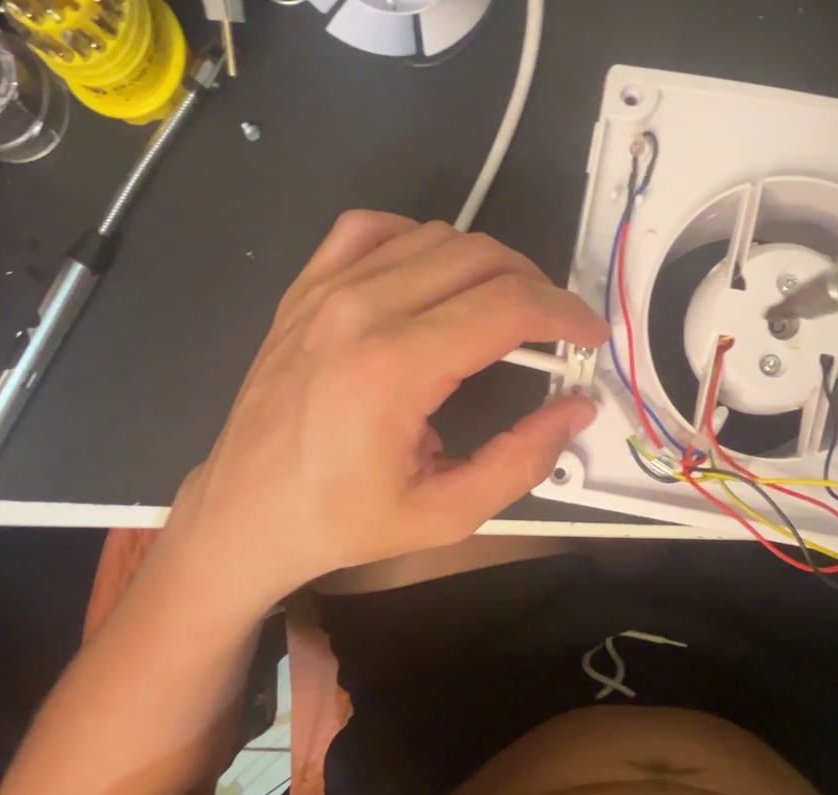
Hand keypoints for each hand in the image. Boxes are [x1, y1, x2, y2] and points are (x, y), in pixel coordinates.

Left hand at [165, 211, 608, 600]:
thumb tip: (575, 409)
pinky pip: (368, 230)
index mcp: (396, 368)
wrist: (247, 515)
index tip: (590, 334)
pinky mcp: (303, 292)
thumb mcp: (446, 514)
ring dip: (485, 266)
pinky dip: (415, 240)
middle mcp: (360, 311)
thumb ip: (521, 461)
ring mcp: (324, 293)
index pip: (507, 306)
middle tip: (555, 330)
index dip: (564, 313)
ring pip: (432, 237)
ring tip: (504, 310)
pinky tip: (431, 277)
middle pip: (479, 258)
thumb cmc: (344, 521)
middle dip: (535, 287)